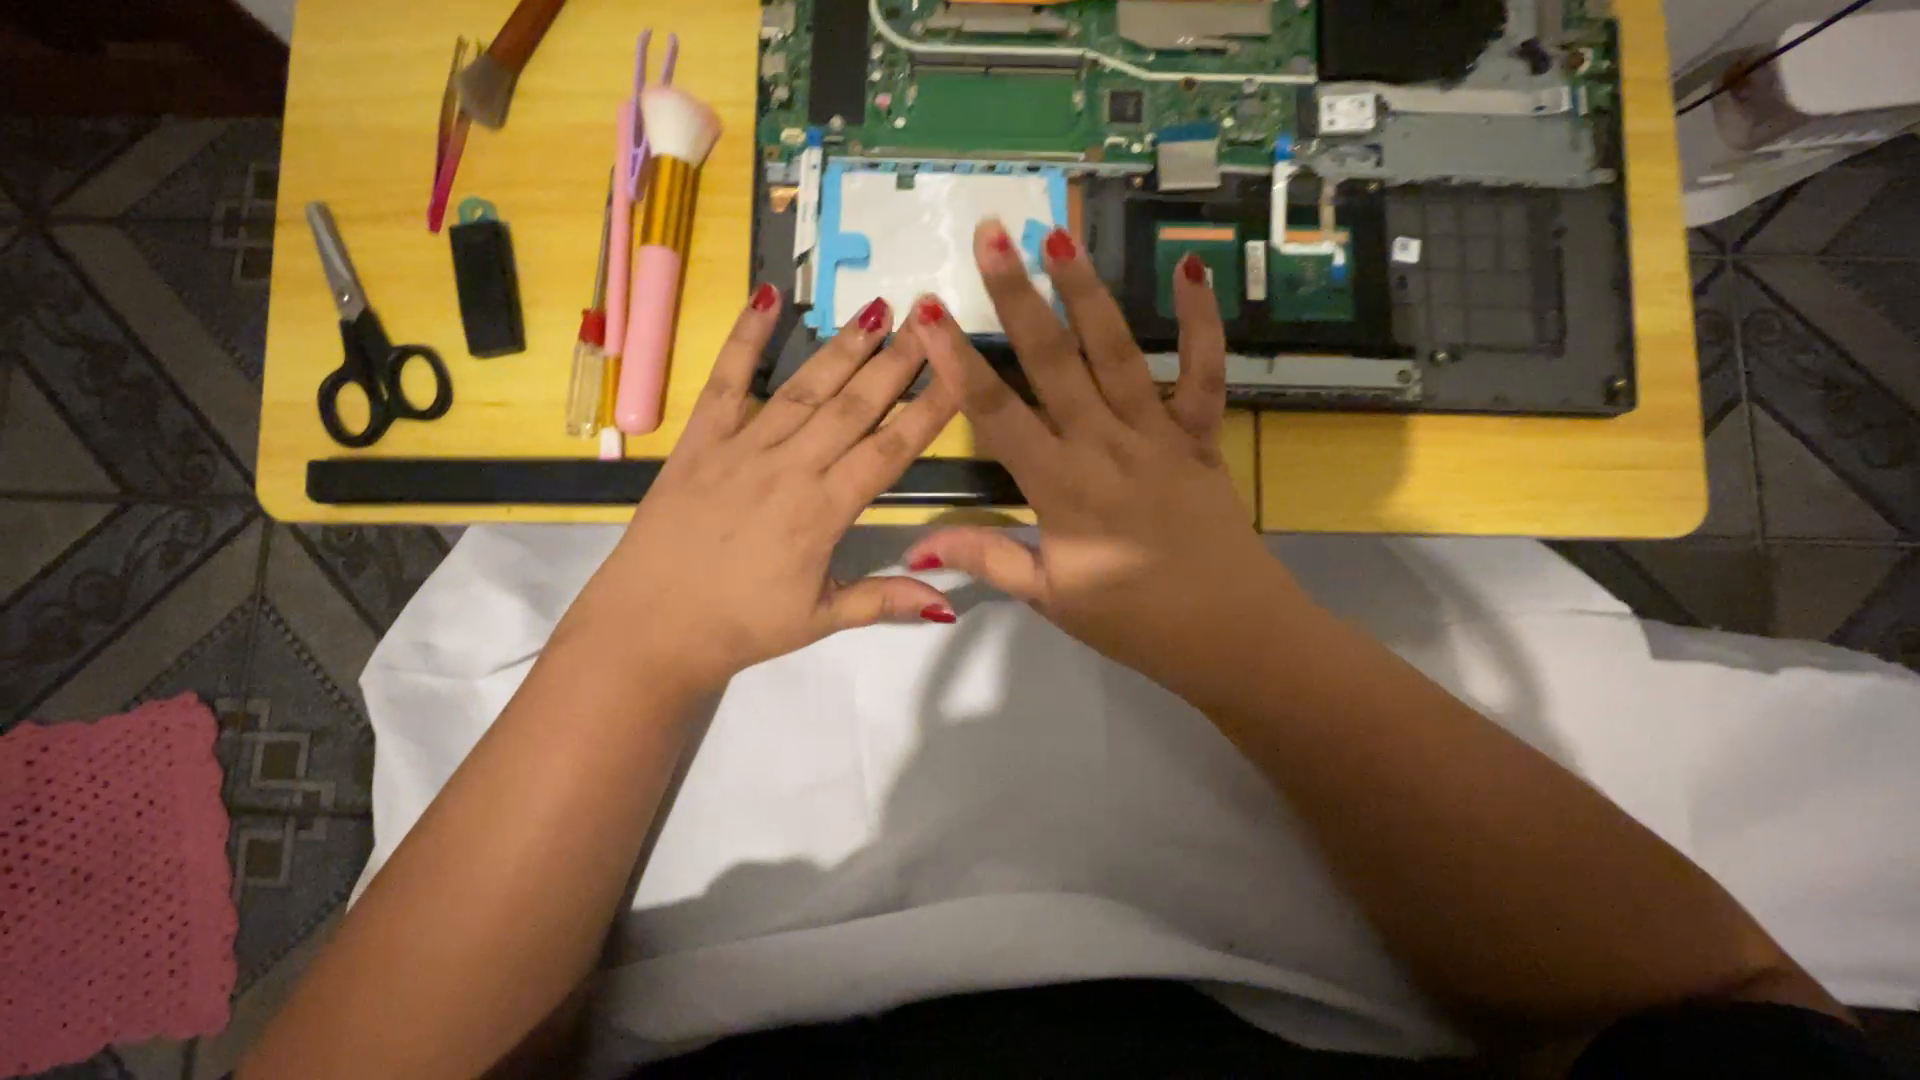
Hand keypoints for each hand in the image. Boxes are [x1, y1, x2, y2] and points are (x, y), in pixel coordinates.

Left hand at [569, 286, 960, 699]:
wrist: (650, 627)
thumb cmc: (740, 627)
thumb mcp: (820, 619)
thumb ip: (885, 600)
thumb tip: (951, 604)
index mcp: (823, 511)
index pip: (890, 450)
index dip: (929, 409)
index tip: (959, 370)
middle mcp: (789, 467)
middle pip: (855, 406)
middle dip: (898, 361)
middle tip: (929, 317)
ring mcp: (742, 447)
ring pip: (805, 388)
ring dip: (845, 347)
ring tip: (879, 310)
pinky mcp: (700, 440)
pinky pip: (726, 381)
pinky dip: (745, 338)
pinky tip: (768, 299)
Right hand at [906, 221, 1306, 699]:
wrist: (1231, 633)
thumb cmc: (1134, 620)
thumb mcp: (1051, 598)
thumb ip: (988, 560)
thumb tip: (915, 548)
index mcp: (1060, 487)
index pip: (995, 415)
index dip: (957, 362)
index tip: (926, 311)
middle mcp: (1104, 446)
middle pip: (1052, 363)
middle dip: (1017, 297)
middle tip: (992, 235)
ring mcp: (1157, 435)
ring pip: (1117, 353)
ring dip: (1088, 293)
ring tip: (1060, 236)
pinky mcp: (1200, 436)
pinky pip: (1205, 373)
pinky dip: (1202, 322)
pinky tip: (1193, 268)